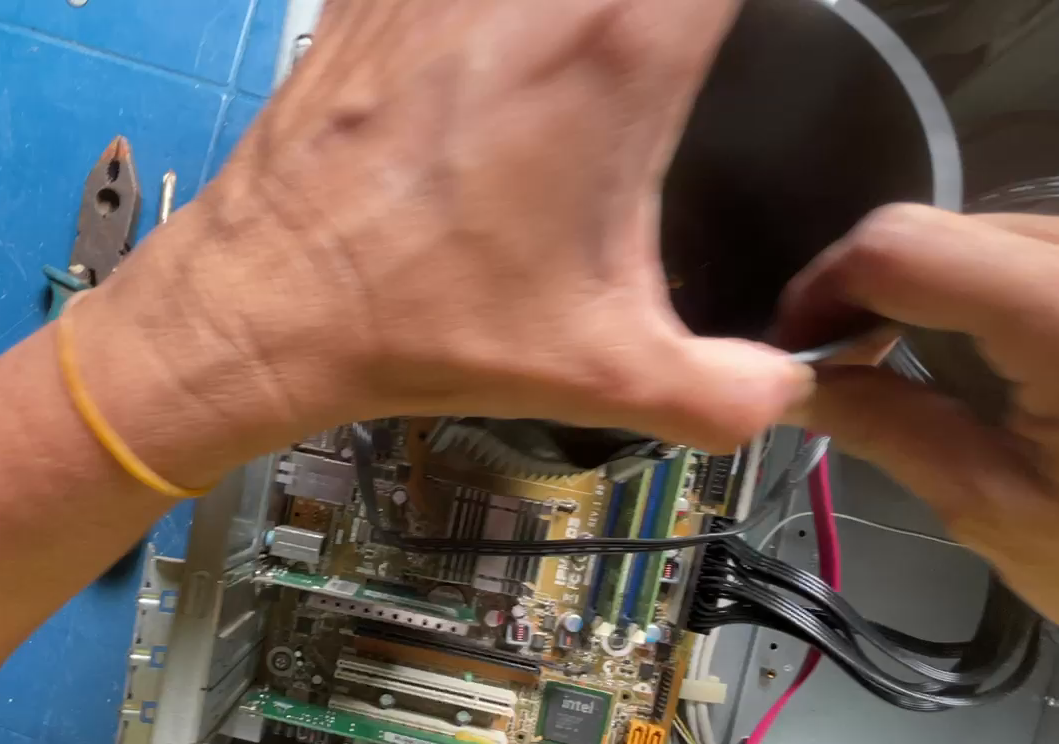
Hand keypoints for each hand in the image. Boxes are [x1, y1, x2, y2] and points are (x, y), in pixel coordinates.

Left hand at [99, 0, 810, 475]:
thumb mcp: (599, 374)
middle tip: (649, 75)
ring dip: (572, 22)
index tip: (727, 47)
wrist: (272, 307)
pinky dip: (488, 23)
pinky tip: (488, 64)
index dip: (738, 11)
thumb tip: (787, 389)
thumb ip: (724, 391)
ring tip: (572, 80)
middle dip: (660, 22)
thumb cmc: (430, 330)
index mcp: (629, 33)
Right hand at [780, 205, 1058, 727]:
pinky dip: (1038, 303)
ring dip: (964, 301)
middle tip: (854, 369)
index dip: (822, 287)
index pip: (905, 247)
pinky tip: (1043, 372)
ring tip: (954, 381)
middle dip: (886, 296)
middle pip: (968, 229)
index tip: (798, 345)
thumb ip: (889, 427)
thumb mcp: (1003, 514)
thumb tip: (798, 385)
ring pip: (1036, 239)